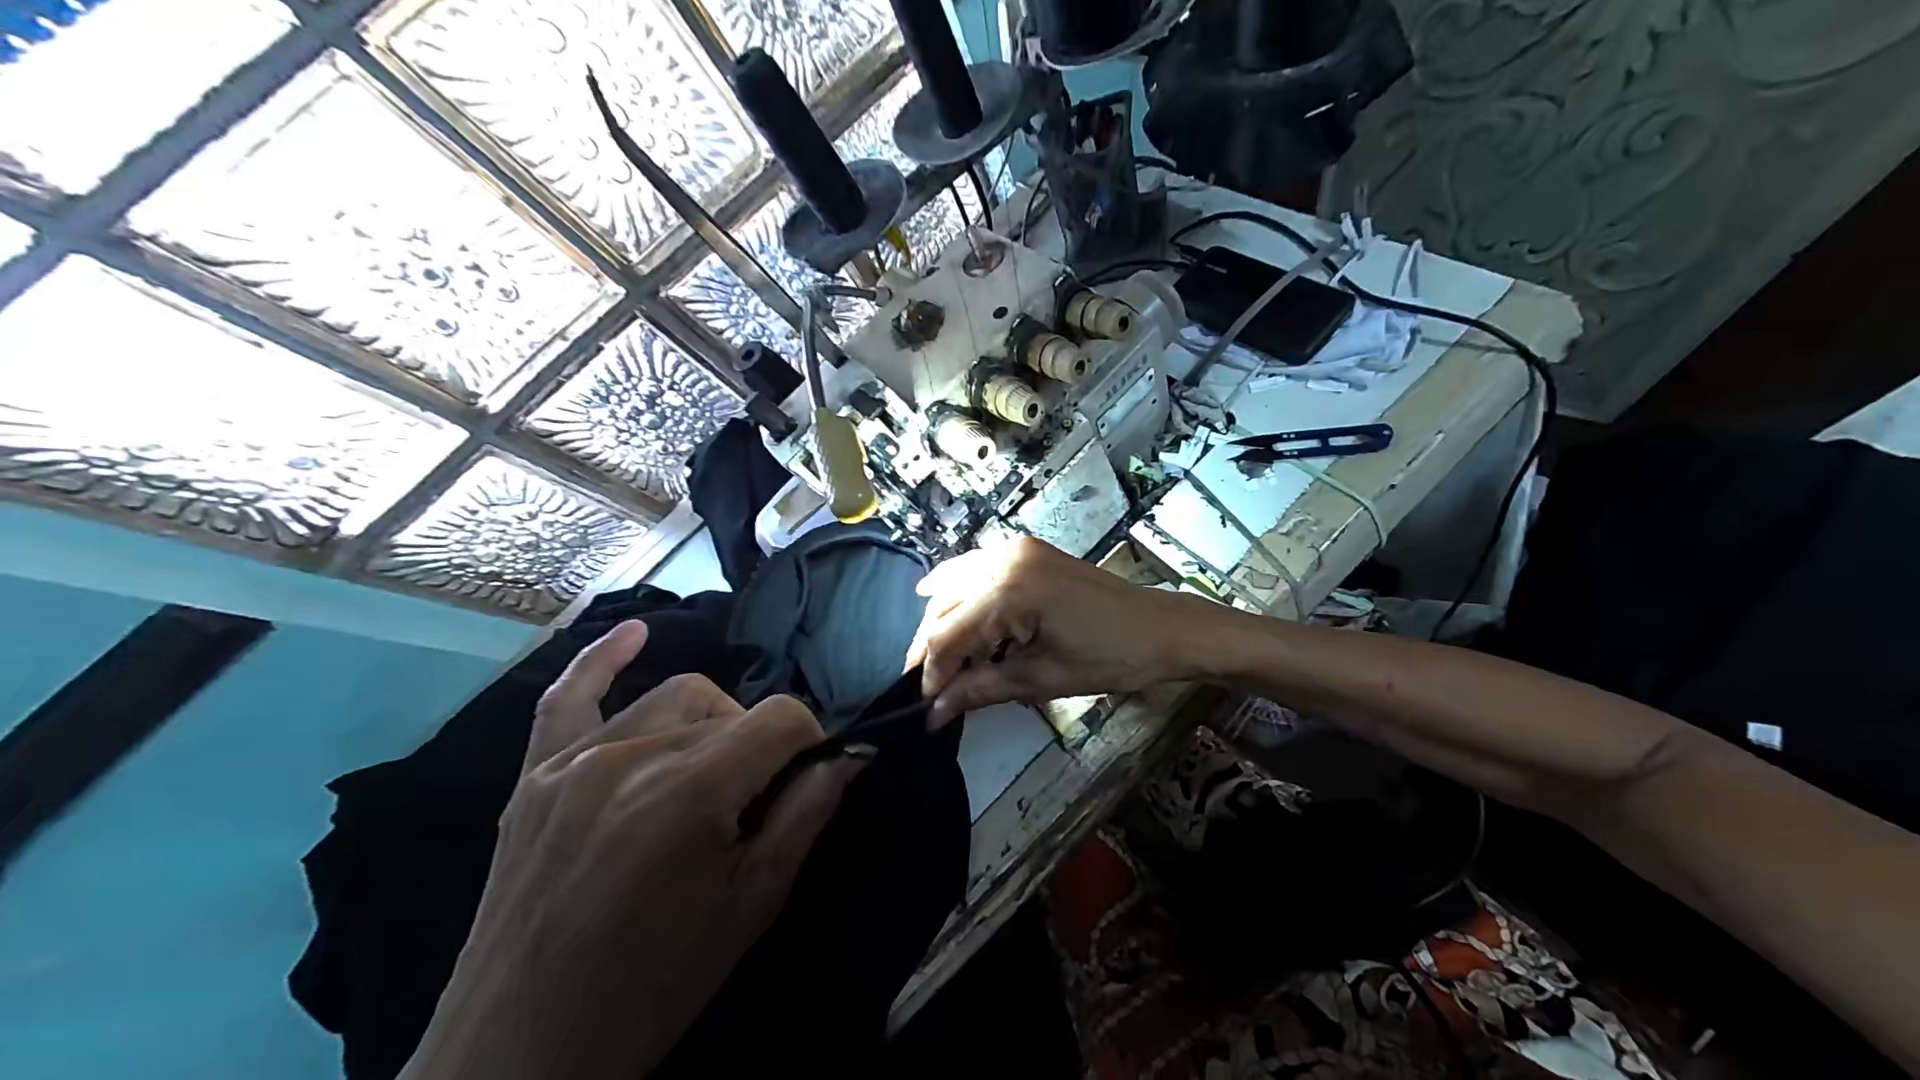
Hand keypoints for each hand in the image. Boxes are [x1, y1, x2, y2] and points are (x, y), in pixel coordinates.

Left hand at [402, 621, 868, 1079]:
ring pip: (673, 701)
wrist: (521, 1056)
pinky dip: (603, 660)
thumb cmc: (654, 986)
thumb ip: (806, 814)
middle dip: (760, 745)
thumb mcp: (752, 906)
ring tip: (711, 779)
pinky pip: (567, 698)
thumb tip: (851, 753)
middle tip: (758, 804)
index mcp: (688, 792)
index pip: (780, 719)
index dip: (810, 744)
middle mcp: (630, 758)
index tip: (810, 781)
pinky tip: (635, 633)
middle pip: (729, 710)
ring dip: (711, 726)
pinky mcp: (534, 777)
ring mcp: (573, 761)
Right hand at [906, 537, 1211, 725]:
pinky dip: (962, 594)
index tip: (925, 706)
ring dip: (944, 620)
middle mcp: (1005, 559)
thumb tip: (933, 712)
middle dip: (933, 647)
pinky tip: (952, 614)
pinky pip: (978, 570)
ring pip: (956, 583)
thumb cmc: (1112, 657)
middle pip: (946, 605)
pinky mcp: (1026, 550)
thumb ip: (981, 689)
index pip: (949, 634)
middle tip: (929, 687)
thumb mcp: (1043, 678)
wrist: (1163, 627)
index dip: (932, 673)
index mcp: (1010, 590)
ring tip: (940, 660)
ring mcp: (1015, 548)